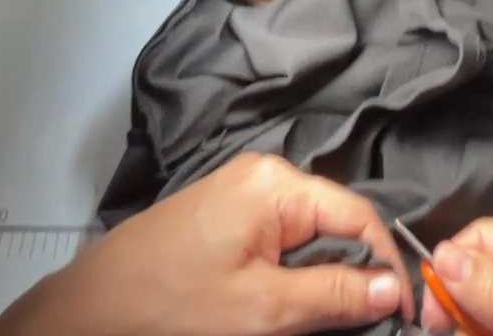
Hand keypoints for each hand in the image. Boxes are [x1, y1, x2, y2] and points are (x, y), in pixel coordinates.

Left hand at [0, 154, 410, 335]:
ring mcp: (242, 189)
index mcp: (277, 183)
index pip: (356, 213)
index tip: (402, 311)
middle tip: (368, 319)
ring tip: (333, 315)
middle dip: (355, 268)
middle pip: (333, 218)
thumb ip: (334, 295)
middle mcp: (265, 173)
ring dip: (326, 271)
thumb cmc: (176, 307)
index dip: (385, 262)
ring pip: (309, 229)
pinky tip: (294, 299)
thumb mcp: (264, 309)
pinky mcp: (226, 211)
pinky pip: (281, 233)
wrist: (89, 309)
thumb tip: (392, 286)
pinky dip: (296, 266)